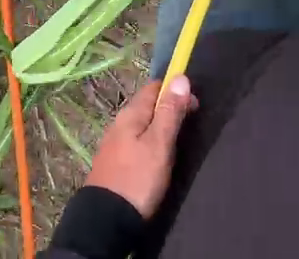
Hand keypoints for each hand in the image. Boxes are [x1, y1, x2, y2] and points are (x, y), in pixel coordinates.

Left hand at [85, 75, 197, 217]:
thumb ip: (170, 112)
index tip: (193, 104)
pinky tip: (155, 157)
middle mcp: (119, 123)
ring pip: (140, 125)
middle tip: (188, 125)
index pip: (154, 88)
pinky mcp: (112, 163)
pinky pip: (134, 142)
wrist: (105, 222)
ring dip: (158, 127)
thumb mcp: (159, 144)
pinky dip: (148, 142)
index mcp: (130, 114)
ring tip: (175, 142)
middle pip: (147, 106)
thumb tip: (180, 77)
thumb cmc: (137, 178)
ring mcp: (113, 144)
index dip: (175, 90)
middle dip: (168, 108)